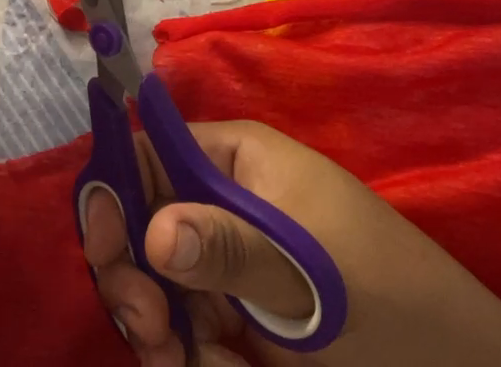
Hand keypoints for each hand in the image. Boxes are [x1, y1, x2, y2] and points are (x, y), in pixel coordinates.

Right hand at [83, 121, 500, 366]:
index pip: (149, 154)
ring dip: (159, 328)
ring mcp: (228, 259)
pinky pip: (185, 326)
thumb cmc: (392, 303)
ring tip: (185, 361)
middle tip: (150, 328)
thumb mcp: (312, 276)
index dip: (117, 196)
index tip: (108, 252)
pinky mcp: (237, 312)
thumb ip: (230, 250)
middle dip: (135, 278)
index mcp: (237, 159)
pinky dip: (190, 355)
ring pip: (155, 284)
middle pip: (141, 224)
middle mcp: (223, 200)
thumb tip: (153, 232)